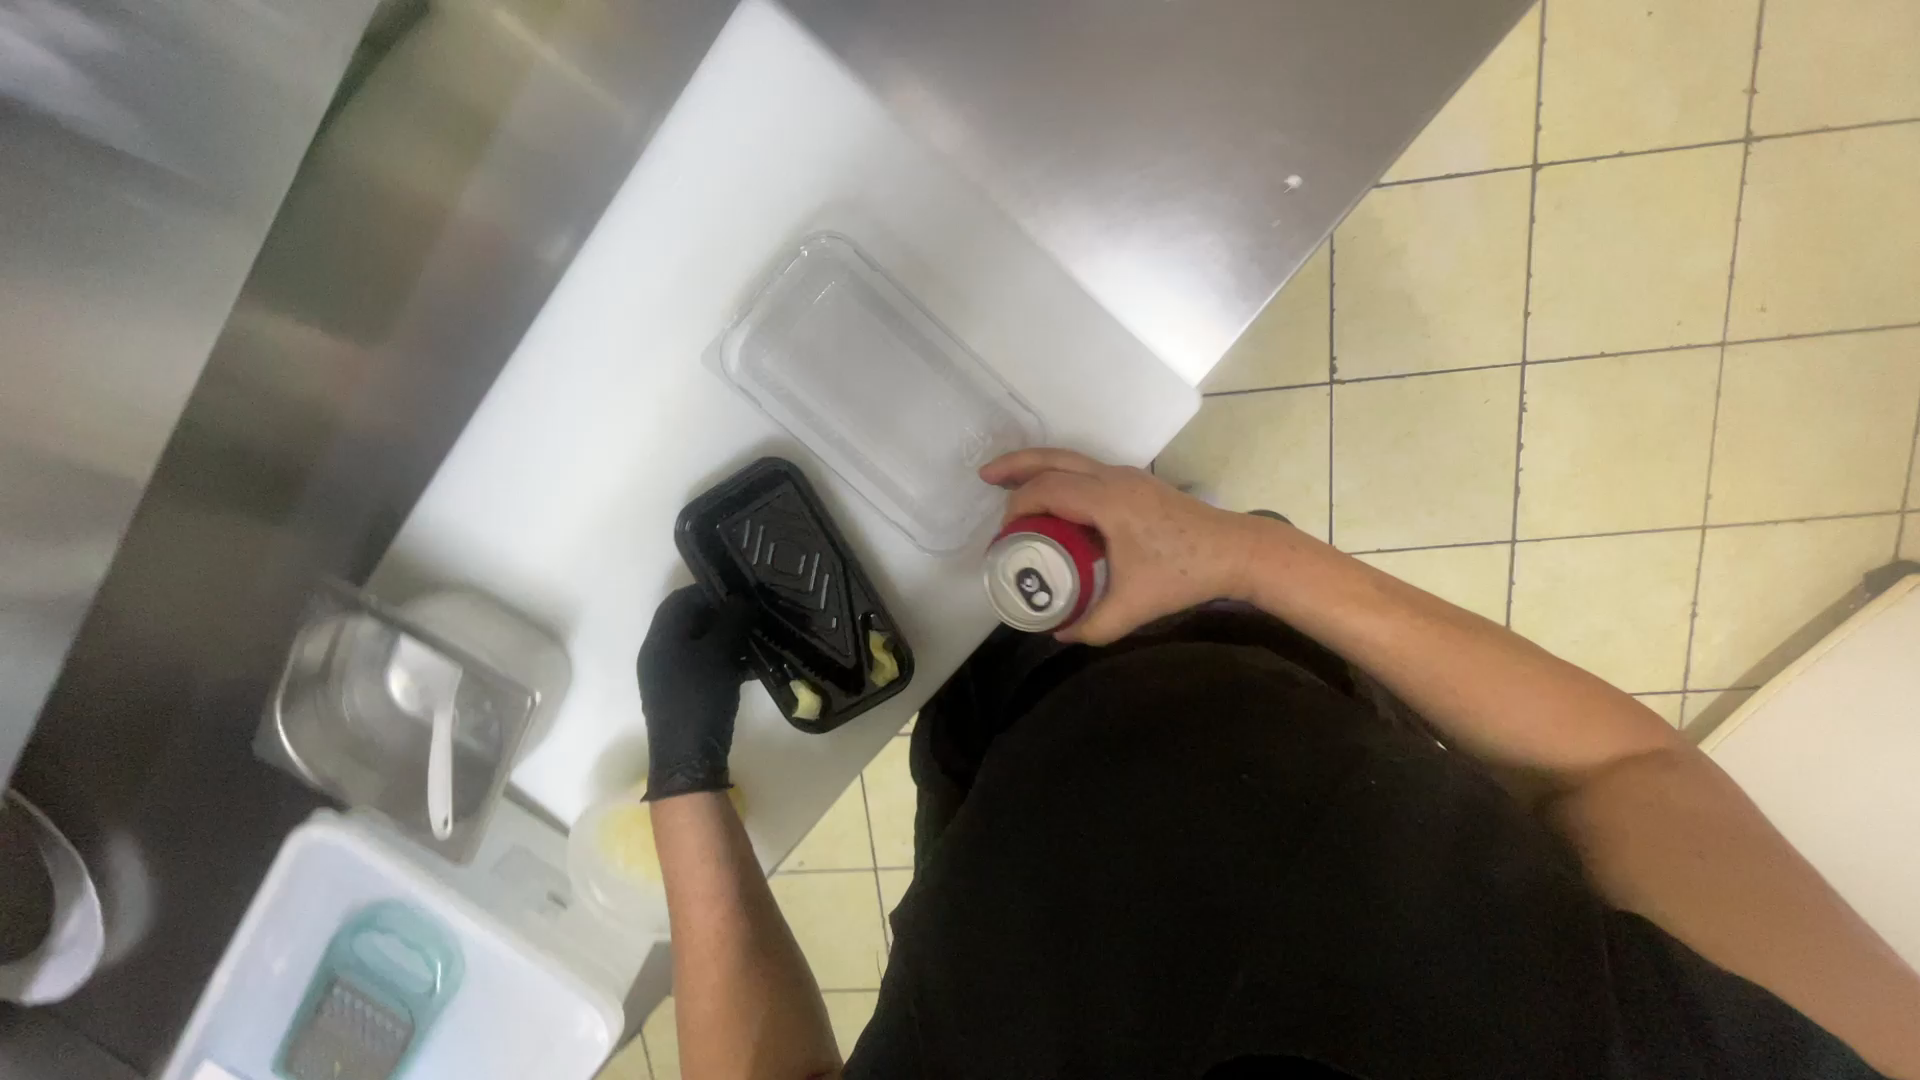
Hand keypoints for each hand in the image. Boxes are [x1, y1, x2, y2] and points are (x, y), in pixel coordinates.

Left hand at [638, 586, 755, 799]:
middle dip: (722, 614)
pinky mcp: (682, 694)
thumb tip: (741, 599)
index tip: (741, 590)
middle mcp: (659, 653)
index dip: (710, 590)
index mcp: (661, 638)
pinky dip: (724, 660)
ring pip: (699, 644)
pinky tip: (749, 666)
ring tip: (756, 639)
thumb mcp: (720, 654)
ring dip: (726, 639)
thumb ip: (731, 621)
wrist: (687, 757)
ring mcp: (669, 676)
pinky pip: (703, 666)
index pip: (680, 599)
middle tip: (753, 614)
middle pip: (690, 621)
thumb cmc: (700, 697)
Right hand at [981, 448, 1269, 644]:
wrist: (1237, 551)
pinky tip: (1052, 496)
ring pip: (1070, 458)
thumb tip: (1058, 634)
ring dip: (1037, 465)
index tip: (1005, 537)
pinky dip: (1059, 474)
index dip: (1018, 508)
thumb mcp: (1134, 607)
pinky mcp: (1136, 482)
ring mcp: (1126, 475)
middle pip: (1053, 459)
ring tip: (1006, 479)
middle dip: (1015, 466)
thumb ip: (1093, 626)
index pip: (1048, 490)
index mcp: (1108, 502)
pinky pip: (1086, 468)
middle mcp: (1113, 478)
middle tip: (983, 476)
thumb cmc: (1185, 575)